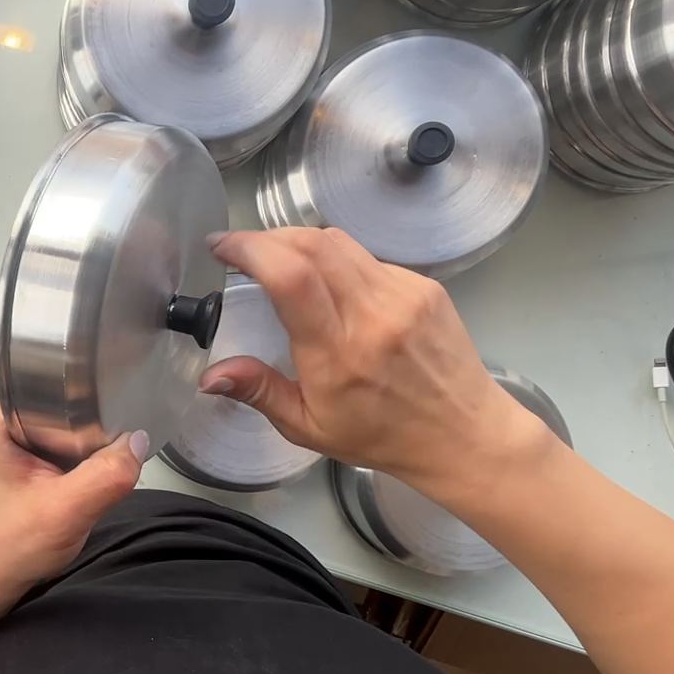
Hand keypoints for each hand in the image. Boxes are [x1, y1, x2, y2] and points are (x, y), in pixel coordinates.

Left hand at [0, 402, 144, 590]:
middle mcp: (3, 418)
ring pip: (74, 427)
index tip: (113, 440)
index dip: (92, 417)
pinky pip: (71, 444)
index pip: (60, 395)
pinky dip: (87, 460)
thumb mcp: (65, 512)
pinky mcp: (30, 455)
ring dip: (92, 449)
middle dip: (94, 435)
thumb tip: (139, 441)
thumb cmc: (14, 546)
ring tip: (101, 470)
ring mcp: (16, 436)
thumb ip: (105, 477)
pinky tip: (92, 476)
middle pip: (69, 408)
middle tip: (109, 462)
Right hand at [201, 228, 554, 496]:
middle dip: (266, 237)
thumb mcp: (307, 425)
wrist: (462, 434)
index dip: (251, 249)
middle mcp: (373, 314)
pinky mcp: (423, 286)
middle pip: (312, 244)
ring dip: (296, 240)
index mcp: (339, 353)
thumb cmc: (380, 436)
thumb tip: (211, 376)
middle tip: (240, 250)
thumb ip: (259, 392)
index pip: (291, 277)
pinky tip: (323, 281)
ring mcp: (403, 294)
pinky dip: (332, 258)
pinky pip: (365, 256)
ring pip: (338, 241)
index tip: (222, 247)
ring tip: (274, 257)